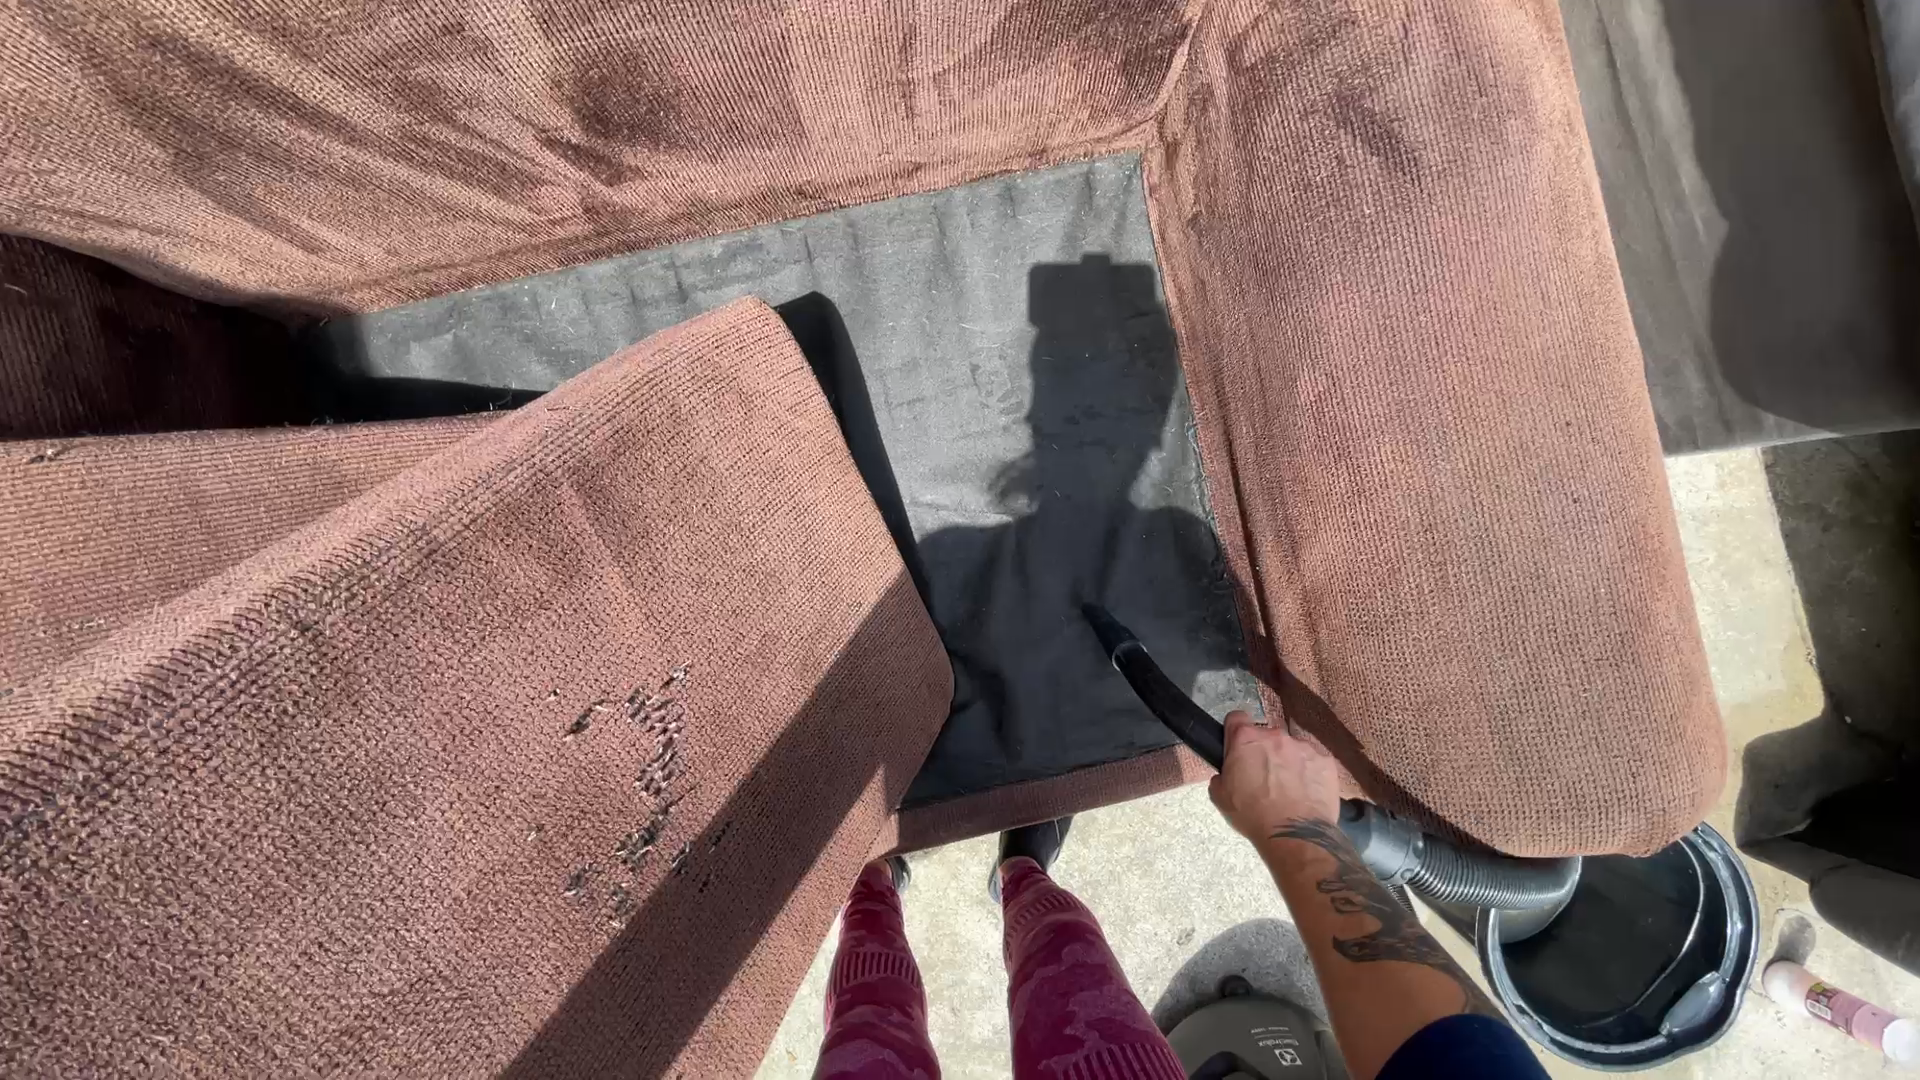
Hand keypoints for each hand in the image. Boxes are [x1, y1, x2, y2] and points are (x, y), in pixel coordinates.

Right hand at [1208, 710, 1341, 840]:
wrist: (1294, 835)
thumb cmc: (1253, 814)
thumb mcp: (1219, 796)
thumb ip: (1221, 774)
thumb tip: (1228, 774)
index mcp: (1245, 738)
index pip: (1236, 718)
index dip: (1235, 732)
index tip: (1237, 747)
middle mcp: (1274, 735)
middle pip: (1266, 736)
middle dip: (1263, 751)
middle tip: (1263, 777)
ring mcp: (1303, 746)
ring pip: (1292, 749)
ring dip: (1288, 762)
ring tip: (1288, 789)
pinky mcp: (1325, 761)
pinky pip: (1314, 762)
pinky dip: (1310, 773)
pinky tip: (1306, 793)